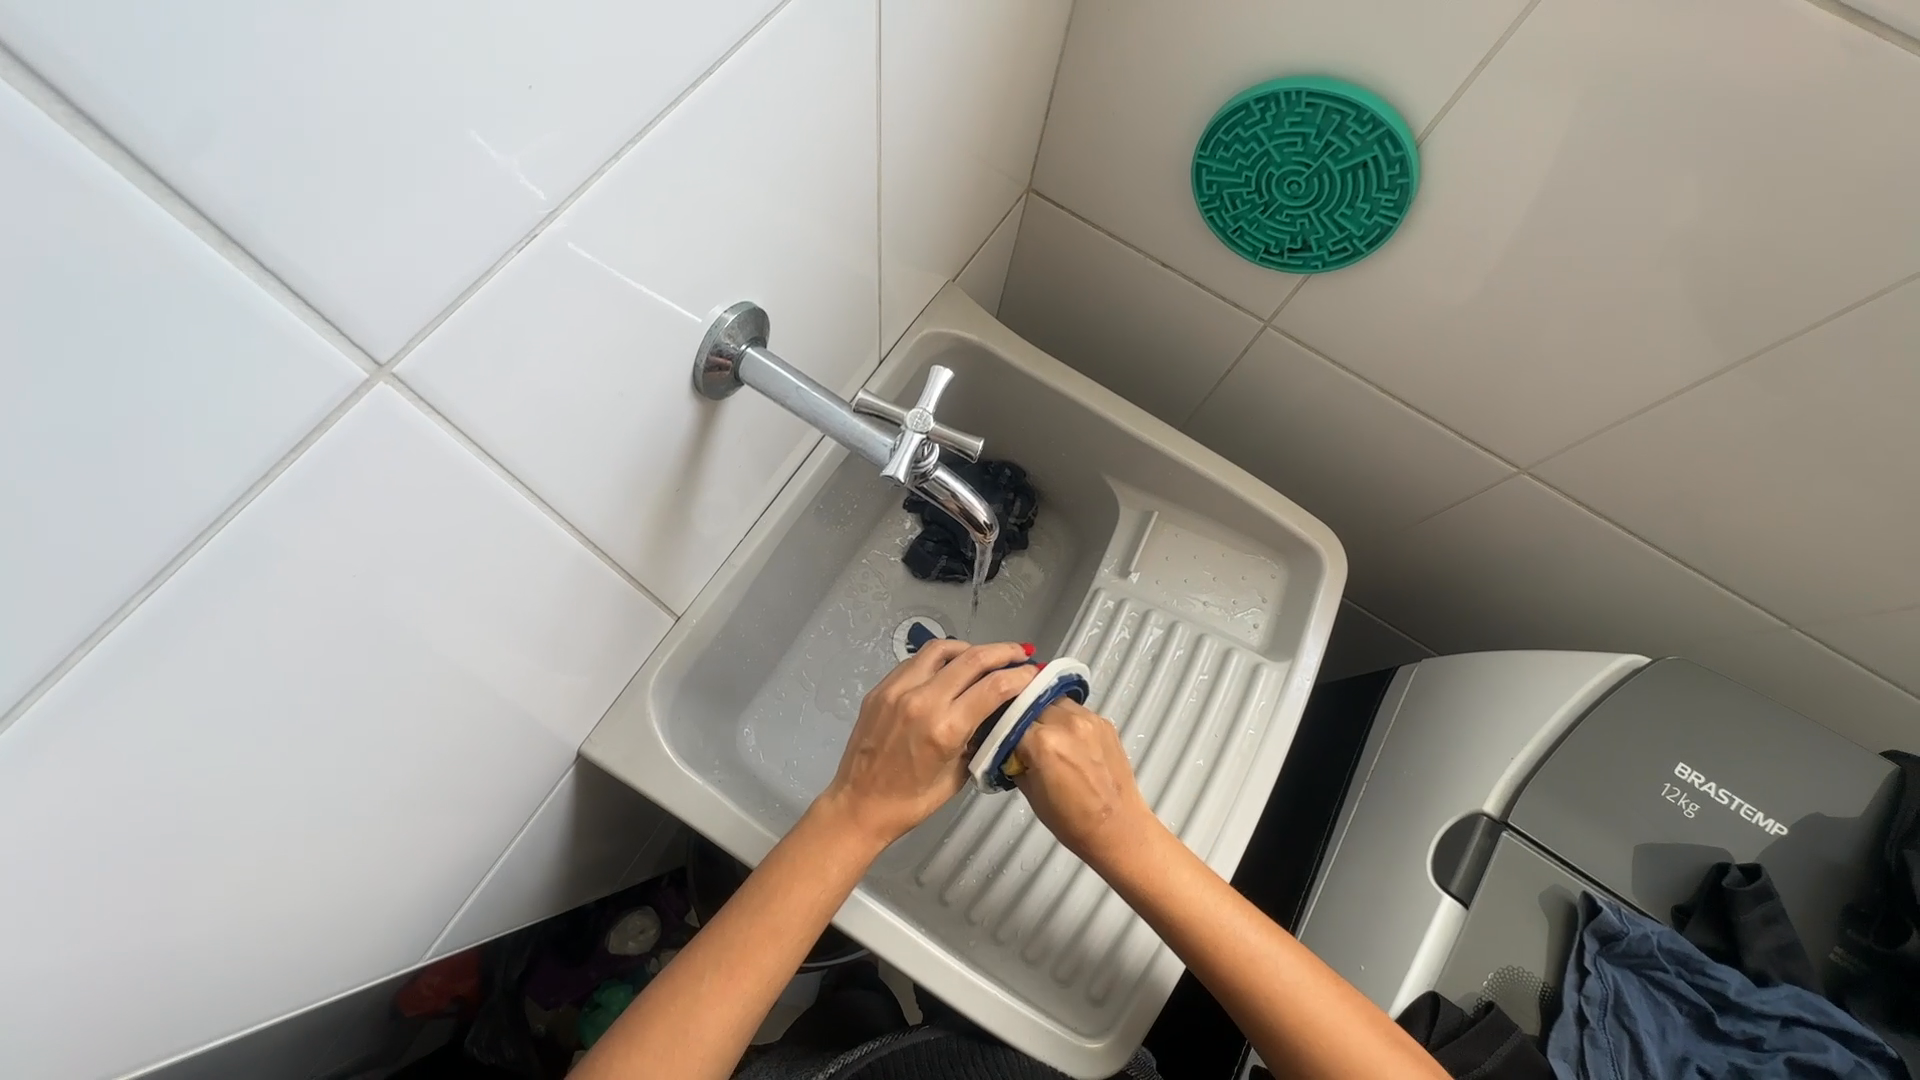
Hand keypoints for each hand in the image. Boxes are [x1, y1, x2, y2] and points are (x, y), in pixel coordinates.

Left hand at [817, 640, 1036, 848]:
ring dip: (970, 648)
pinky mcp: (881, 688)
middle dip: (1003, 652)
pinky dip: (940, 658)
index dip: (1021, 676)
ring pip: (942, 649)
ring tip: (986, 656)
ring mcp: (898, 689)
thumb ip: (979, 739)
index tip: (1035, 673)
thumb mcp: (958, 775)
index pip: (994, 687)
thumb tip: (998, 713)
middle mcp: (922, 701)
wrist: (859, 804)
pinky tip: (950, 668)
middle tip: (1021, 654)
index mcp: (945, 728)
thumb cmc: (912, 802)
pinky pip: (917, 660)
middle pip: (973, 659)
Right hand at [1013, 700, 1151, 866]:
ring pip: (1053, 701)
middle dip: (1023, 721)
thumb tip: (1008, 749)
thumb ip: (1015, 762)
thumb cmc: (1072, 820)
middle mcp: (1065, 723)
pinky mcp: (1104, 721)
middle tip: (1023, 740)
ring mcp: (1088, 719)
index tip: (1003, 744)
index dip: (1004, 735)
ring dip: (1044, 714)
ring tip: (1046, 736)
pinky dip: (1065, 719)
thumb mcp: (1029, 792)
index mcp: (1042, 742)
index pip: (1009, 723)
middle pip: (1030, 706)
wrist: (1118, 828)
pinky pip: (1075, 709)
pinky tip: (1067, 738)